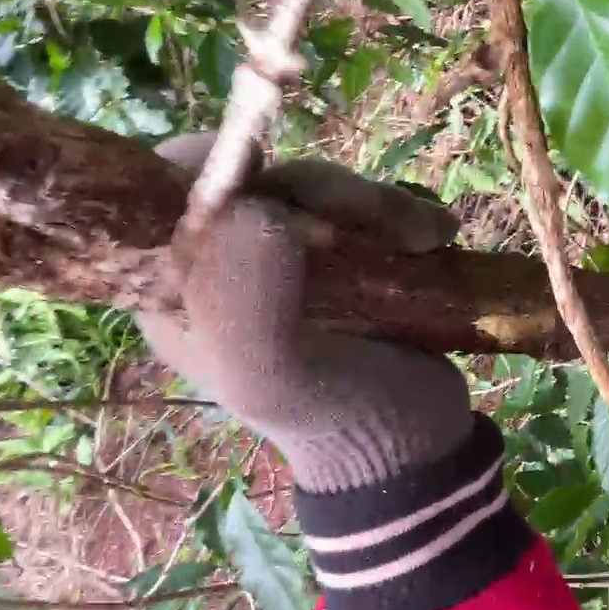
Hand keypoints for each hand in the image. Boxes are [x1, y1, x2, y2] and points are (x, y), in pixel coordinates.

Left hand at [140, 135, 473, 492]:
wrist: (414, 440)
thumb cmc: (335, 418)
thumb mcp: (277, 375)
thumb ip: (248, 301)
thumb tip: (256, 206)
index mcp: (185, 290)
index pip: (168, 200)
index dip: (214, 169)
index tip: (271, 169)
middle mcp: (238, 264)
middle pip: (271, 183)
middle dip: (333, 191)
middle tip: (388, 223)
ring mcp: (305, 258)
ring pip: (332, 192)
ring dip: (387, 205)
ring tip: (429, 238)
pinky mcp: (362, 258)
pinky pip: (378, 210)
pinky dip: (412, 214)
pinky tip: (440, 236)